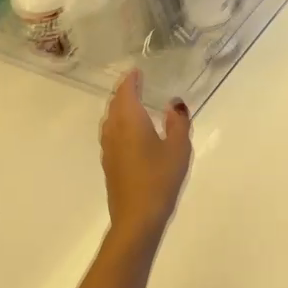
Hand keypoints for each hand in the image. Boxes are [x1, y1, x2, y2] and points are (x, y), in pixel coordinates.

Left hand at [100, 70, 191, 243]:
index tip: (137, 71)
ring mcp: (108, 148)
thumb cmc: (160, 178)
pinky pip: (112, 135)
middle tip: (137, 84)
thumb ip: (177, 123)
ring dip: (121, 109)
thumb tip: (174, 105)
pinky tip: (132, 134)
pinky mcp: (109, 164)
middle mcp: (113, 129)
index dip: (131, 79)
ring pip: (111, 120)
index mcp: (129, 120)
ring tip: (135, 106)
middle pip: (115, 103)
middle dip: (125, 92)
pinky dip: (120, 126)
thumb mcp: (178, 148)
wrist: (137, 217)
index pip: (125, 91)